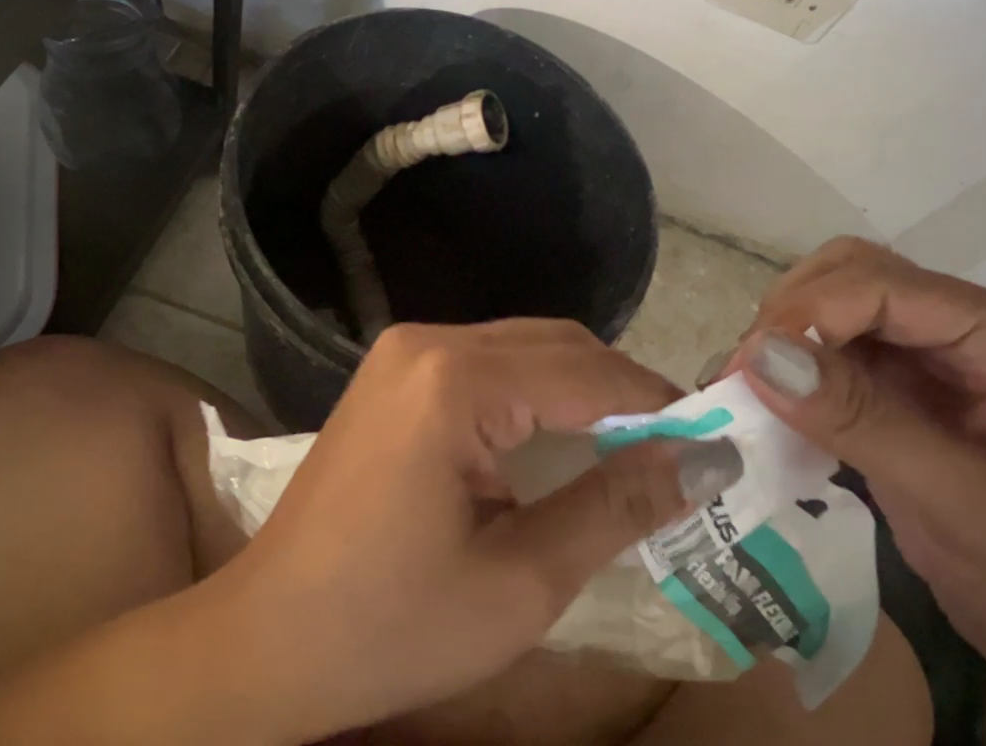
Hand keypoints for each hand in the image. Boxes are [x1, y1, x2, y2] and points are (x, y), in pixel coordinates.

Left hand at [207, 320, 698, 741]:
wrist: (269, 642)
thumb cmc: (393, 626)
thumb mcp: (522, 580)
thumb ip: (616, 507)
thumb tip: (705, 460)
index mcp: (454, 382)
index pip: (588, 373)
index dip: (660, 407)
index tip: (716, 448)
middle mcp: (425, 343)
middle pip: (555, 346)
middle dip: (622, 396)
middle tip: (677, 459)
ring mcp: (400, 355)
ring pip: (522, 350)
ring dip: (580, 394)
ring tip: (629, 458)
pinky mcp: (390, 377)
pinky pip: (484, 367)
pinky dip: (532, 398)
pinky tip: (556, 447)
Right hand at [730, 239, 985, 743]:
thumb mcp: (966, 504)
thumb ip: (860, 418)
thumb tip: (757, 353)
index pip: (890, 285)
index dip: (808, 312)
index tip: (743, 368)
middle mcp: (979, 343)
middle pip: (864, 284)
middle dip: (794, 318)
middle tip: (744, 376)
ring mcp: (947, 383)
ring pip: (846, 329)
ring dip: (790, 352)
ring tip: (744, 398)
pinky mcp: (919, 422)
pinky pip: (846, 381)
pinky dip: (802, 392)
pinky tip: (773, 420)